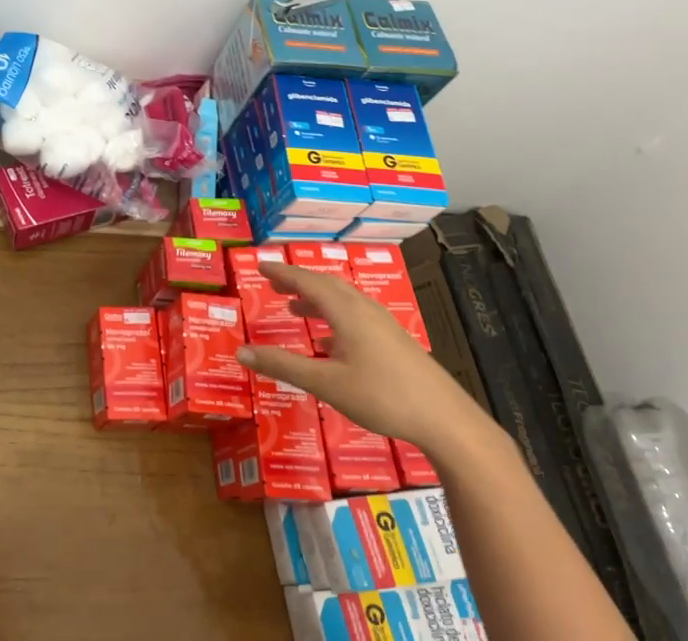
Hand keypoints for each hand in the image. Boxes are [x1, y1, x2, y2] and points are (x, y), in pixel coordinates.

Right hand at [235, 263, 489, 456]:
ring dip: (318, 300)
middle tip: (275, 284)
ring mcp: (385, 326)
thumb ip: (283, 365)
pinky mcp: (395, 343)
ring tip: (296, 308)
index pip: (309, 283)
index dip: (284, 273)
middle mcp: (366, 312)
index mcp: (348, 314)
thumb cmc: (382, 397)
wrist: (446, 420)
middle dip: (300, 282)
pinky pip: (358, 317)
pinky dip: (336, 318)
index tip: (261, 267)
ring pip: (346, 301)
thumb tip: (241, 351)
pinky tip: (329, 342)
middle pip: (329, 286)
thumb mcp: (326, 383)